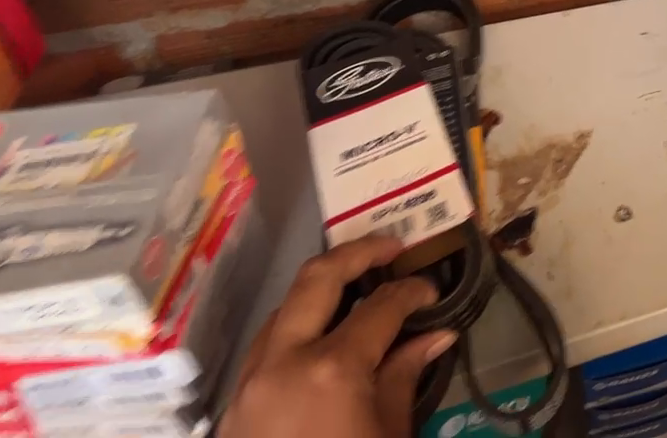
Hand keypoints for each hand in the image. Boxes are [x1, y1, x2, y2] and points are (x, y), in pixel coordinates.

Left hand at [220, 237, 456, 437]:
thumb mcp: (390, 435)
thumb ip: (406, 375)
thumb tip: (435, 333)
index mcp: (331, 368)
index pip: (382, 305)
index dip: (413, 292)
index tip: (433, 292)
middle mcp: (283, 362)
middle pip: (318, 278)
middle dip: (359, 252)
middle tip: (392, 247)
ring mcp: (248, 384)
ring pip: (284, 308)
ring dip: (322, 289)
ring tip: (358, 287)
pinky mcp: (231, 411)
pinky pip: (266, 347)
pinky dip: (298, 326)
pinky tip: (324, 338)